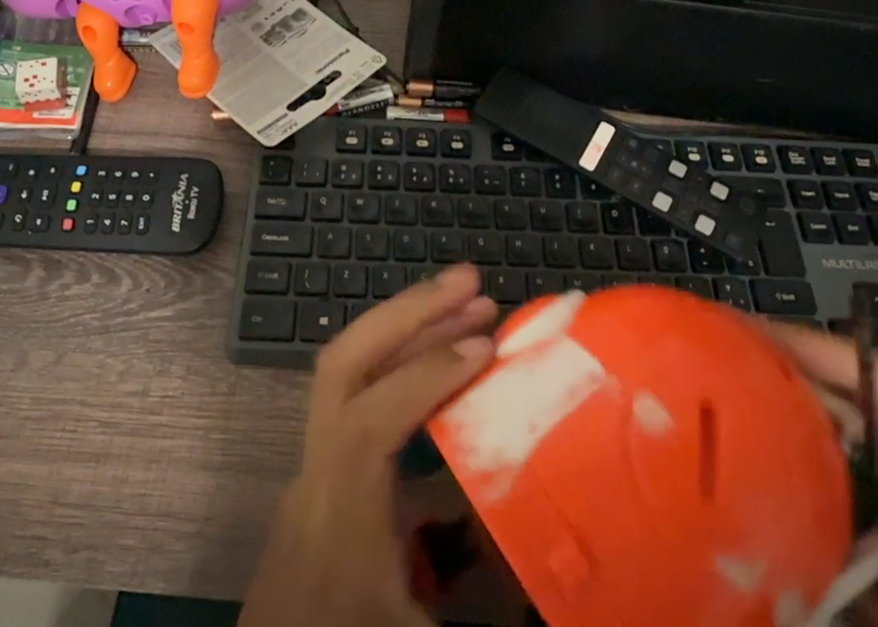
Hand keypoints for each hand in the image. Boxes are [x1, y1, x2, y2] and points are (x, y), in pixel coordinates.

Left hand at [238, 266, 497, 626]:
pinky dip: (405, 371)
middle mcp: (318, 475)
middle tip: (470, 282)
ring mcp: (316, 470)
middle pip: (343, 366)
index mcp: (339, 514)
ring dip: (409, 333)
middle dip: (406, 314)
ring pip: (349, 376)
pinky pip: (360, 402)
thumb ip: (493, 604)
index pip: (368, 419)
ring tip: (471, 305)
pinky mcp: (325, 478)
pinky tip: (450, 368)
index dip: (426, 376)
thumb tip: (561, 565)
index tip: (486, 349)